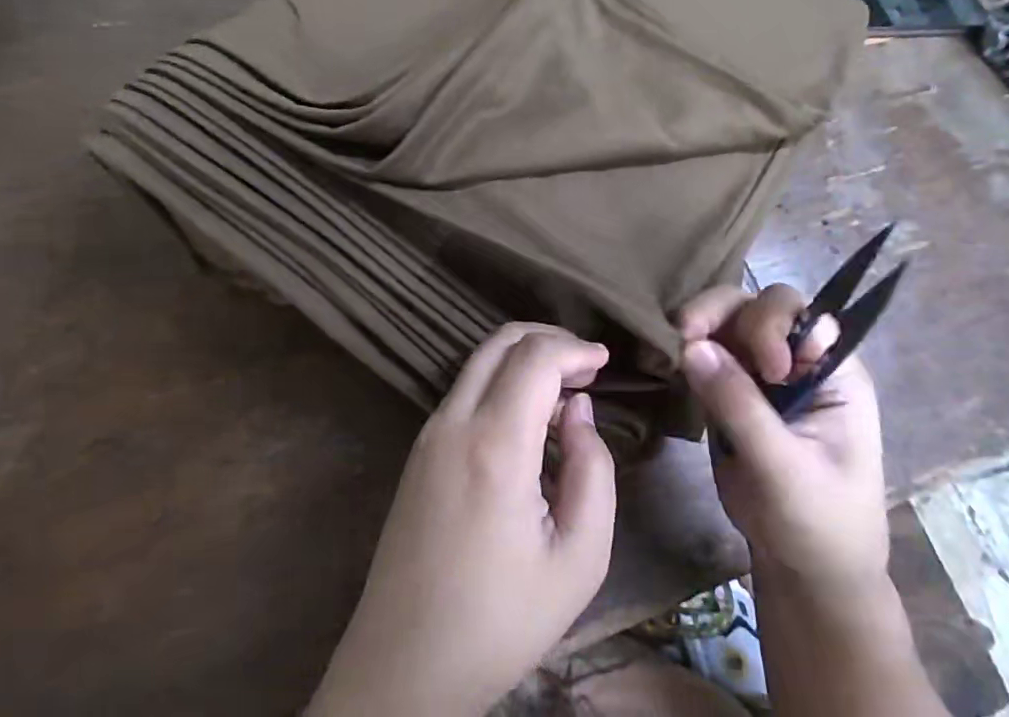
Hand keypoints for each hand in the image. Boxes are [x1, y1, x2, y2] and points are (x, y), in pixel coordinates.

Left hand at [306, 325, 616, 716]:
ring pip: (478, 363)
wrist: (403, 668)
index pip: (535, 356)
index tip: (605, 363)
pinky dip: (501, 384)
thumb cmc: (501, 620)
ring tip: (565, 394)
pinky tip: (528, 421)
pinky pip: (465, 392)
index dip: (575, 348)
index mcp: (494, 445)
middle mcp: (453, 424)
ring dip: (524, 360)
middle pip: (500, 342)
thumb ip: (592, 470)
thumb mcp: (579, 557)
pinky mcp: (418, 454)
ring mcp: (427, 436)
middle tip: (587, 367)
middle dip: (549, 339)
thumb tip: (577, 412)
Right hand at [679, 285, 949, 716]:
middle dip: (724, 312)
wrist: (805, 571)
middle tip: (687, 331)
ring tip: (675, 342)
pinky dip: (688, 350)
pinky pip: (708, 355)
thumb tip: (691, 346)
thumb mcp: (784, 468)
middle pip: (760, 309)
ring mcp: (763, 374)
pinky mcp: (732, 391)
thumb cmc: (818, 521)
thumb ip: (741, 406)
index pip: (803, 318)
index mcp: (834, 371)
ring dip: (700, 324)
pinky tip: (671, 358)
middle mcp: (799, 360)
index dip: (773, 326)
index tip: (765, 369)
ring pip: (728, 325)